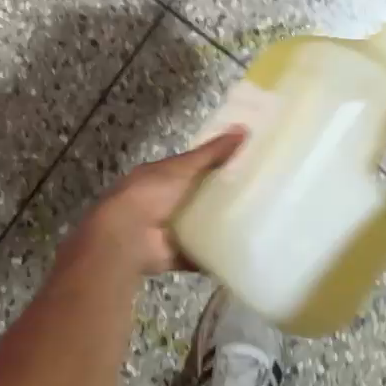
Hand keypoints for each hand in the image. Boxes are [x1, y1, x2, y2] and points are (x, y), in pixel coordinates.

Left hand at [79, 128, 245, 274]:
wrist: (127, 236)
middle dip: (221, 198)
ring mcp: (171, 230)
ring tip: (256, 226)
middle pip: (199, 197)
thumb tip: (243, 130)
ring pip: (201, 226)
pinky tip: (241, 253)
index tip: (245, 166)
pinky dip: (216, 256)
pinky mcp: (178, 255)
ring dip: (220, 227)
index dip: (216, 166)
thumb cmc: (152, 193)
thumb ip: (211, 153)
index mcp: (163, 177)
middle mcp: (166, 203)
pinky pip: (201, 255)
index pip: (193, 168)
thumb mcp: (184, 167)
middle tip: (257, 198)